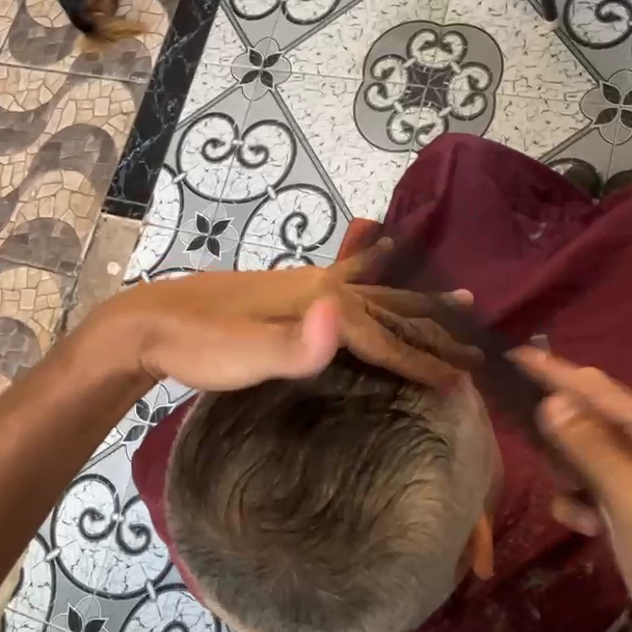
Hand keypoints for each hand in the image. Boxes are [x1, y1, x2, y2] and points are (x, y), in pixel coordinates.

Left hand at [96, 241, 476, 391]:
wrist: (152, 321)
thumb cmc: (200, 346)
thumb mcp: (245, 355)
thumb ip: (296, 345)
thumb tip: (342, 321)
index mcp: (325, 305)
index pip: (386, 338)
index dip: (424, 362)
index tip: (463, 384)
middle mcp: (327, 288)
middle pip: (395, 311)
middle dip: (437, 332)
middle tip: (478, 349)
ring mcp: (312, 285)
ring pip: (380, 292)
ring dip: (420, 301)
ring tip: (459, 298)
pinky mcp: (295, 290)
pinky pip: (350, 273)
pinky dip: (374, 262)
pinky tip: (383, 247)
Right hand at [516, 348, 631, 631]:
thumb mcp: (630, 494)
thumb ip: (588, 445)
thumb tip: (551, 400)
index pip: (597, 389)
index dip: (555, 372)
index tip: (514, 354)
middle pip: (588, 420)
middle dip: (561, 433)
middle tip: (530, 440)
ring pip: (583, 457)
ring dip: (569, 473)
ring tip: (572, 496)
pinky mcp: (628, 510)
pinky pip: (589, 491)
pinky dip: (580, 504)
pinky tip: (585, 526)